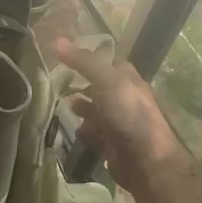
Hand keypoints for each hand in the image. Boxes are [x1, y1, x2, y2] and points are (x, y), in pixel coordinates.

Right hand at [54, 37, 183, 201]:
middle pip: (98, 87)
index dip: (88, 59)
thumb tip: (56, 41)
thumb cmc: (128, 115)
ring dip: (81, 110)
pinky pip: (93, 133)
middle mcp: (125, 98)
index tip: (64, 58)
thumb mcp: (106, 81)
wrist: (145, 161)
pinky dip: (85, 132)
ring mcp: (119, 121)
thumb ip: (83, 62)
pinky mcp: (112, 142)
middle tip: (58, 85)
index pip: (107, 63)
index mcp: (128, 80)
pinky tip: (77, 132)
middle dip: (80, 86)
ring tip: (65, 108)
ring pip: (94, 110)